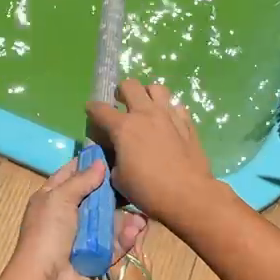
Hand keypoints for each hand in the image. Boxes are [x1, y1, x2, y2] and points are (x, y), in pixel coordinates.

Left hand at [9, 158, 146, 279]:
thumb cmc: (48, 233)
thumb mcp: (60, 199)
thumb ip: (81, 181)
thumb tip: (100, 163)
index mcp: (53, 197)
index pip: (73, 173)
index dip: (90, 164)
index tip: (113, 153)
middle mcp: (68, 214)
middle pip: (96, 197)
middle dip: (115, 193)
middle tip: (135, 185)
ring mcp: (82, 236)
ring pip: (108, 221)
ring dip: (125, 218)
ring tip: (142, 215)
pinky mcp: (95, 256)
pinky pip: (113, 244)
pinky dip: (124, 238)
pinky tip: (137, 230)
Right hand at [85, 79, 217, 223]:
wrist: (188, 194)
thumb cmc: (148, 190)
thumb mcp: (119, 179)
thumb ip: (115, 160)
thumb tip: (118, 154)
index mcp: (124, 127)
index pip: (100, 109)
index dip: (92, 108)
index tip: (90, 110)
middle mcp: (145, 114)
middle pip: (130, 85)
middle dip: (121, 91)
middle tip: (121, 102)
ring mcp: (169, 116)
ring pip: (157, 88)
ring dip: (148, 94)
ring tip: (146, 106)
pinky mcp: (187, 124)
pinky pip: (177, 107)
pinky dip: (169, 110)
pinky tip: (168, 122)